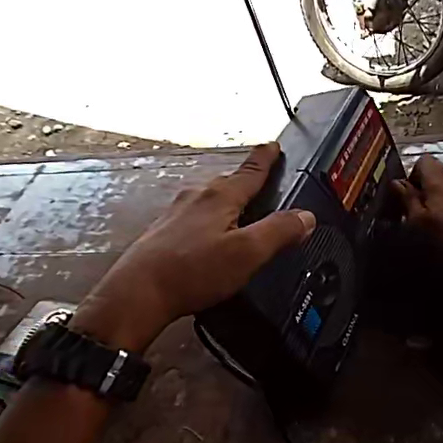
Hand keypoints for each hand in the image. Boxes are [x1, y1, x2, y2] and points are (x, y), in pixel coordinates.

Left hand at [72, 143, 314, 349]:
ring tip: (242, 211)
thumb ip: (280, 232)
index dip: (266, 158)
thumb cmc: (189, 272)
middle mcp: (196, 200)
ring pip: (210, 201)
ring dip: (228, 202)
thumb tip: (305, 217)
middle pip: (229, 184)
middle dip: (247, 180)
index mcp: (219, 198)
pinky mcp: (165, 236)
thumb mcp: (248, 252)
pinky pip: (196, 219)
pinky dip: (211, 222)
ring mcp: (177, 217)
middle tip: (262, 178)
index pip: (251, 172)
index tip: (273, 147)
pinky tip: (212, 239)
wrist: (137, 295)